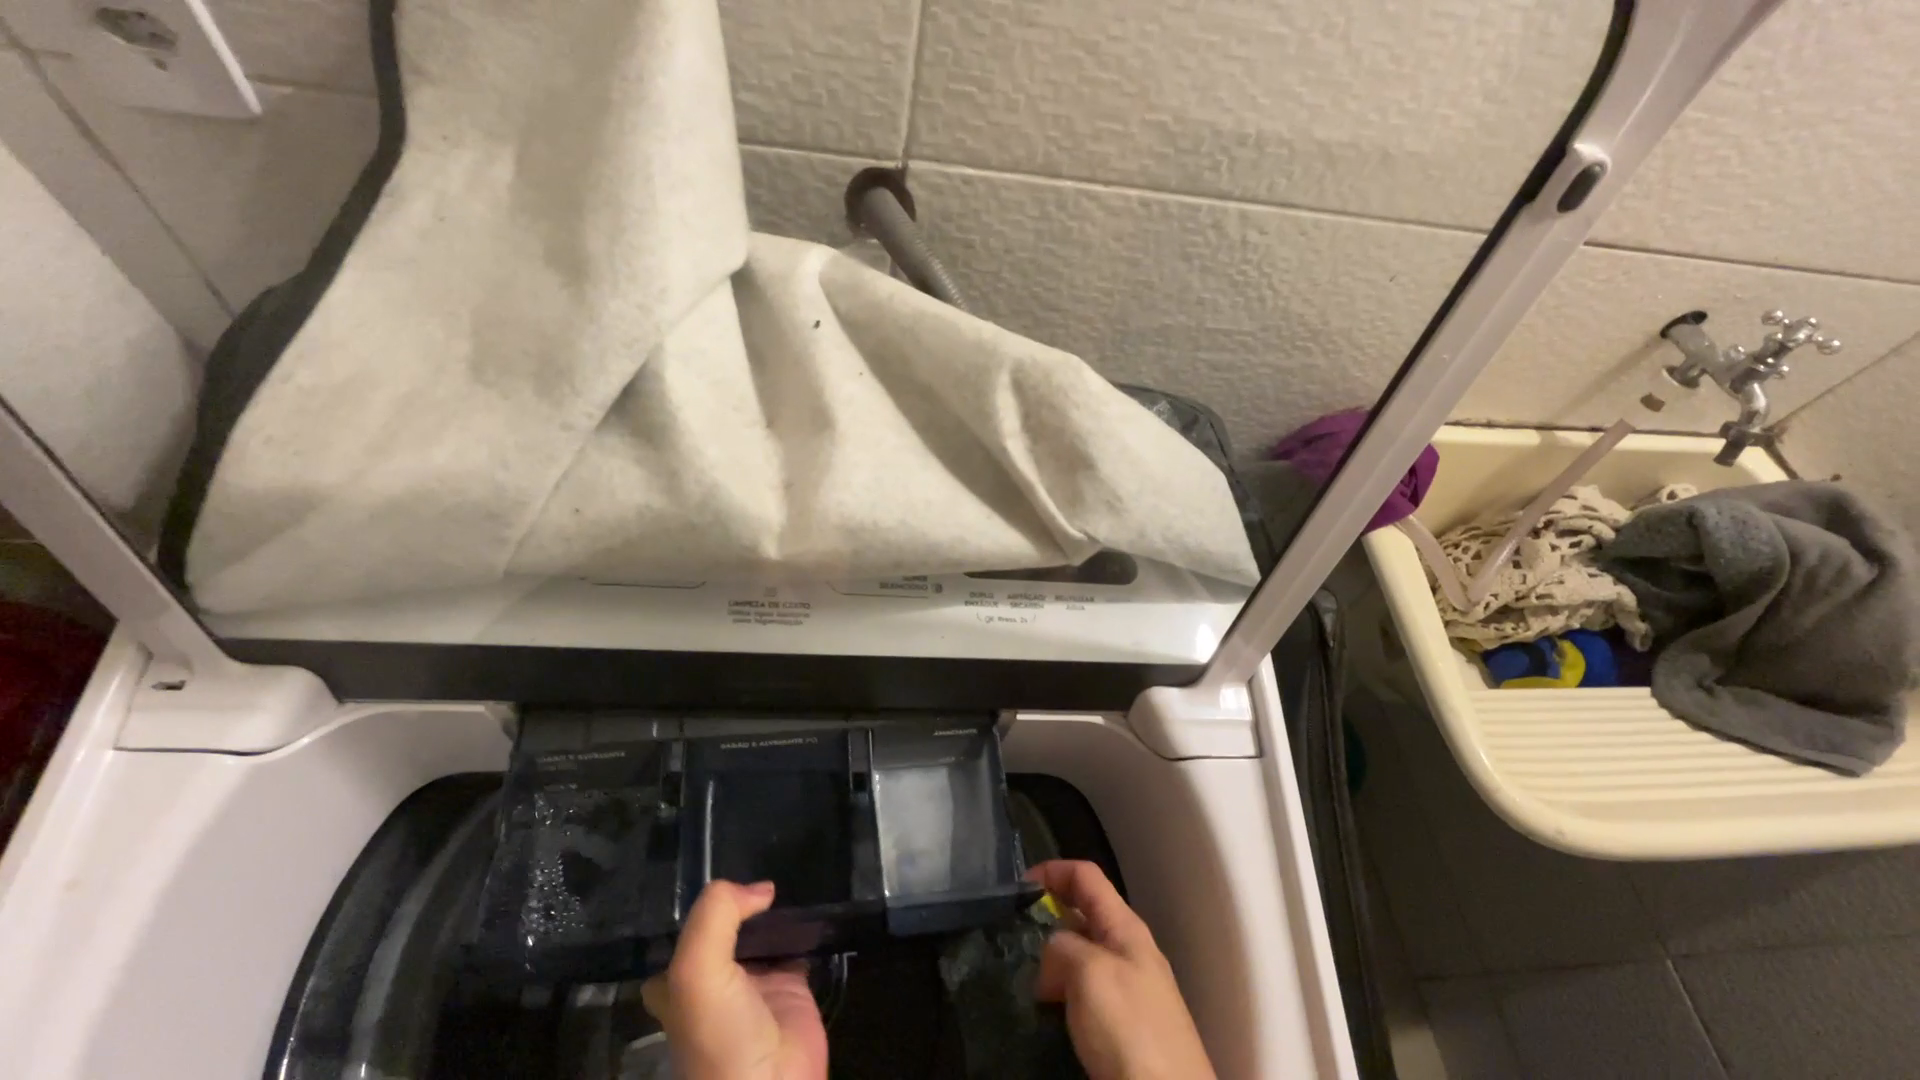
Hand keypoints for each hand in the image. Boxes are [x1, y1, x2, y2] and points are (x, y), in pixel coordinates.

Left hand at [640, 881, 827, 1079]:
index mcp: (676, 977)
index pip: (682, 925)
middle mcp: (712, 976)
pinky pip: (797, 945)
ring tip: (791, 870)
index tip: (719, 863)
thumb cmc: (719, 1035)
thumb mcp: (696, 970)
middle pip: (724, 924)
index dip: (699, 898)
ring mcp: (753, 981)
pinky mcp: (791, 986)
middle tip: (762, 859)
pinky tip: (812, 902)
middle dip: (740, 897)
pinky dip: (805, 926)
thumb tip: (761, 889)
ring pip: (761, 931)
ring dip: (773, 909)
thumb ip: (716, 915)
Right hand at [1030, 860, 1215, 1079]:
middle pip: (1081, 916)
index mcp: (1124, 928)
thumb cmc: (1130, 1030)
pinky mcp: (1120, 1027)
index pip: (1086, 877)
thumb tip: (1052, 956)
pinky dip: (1061, 997)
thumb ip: (1063, 948)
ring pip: (1079, 959)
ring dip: (1050, 965)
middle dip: (1046, 923)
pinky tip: (1047, 1016)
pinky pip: (1082, 995)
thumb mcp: (1090, 973)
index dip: (1052, 871)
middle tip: (1014, 943)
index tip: (1017, 888)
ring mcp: (1127, 990)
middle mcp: (1127, 951)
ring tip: (1026, 987)